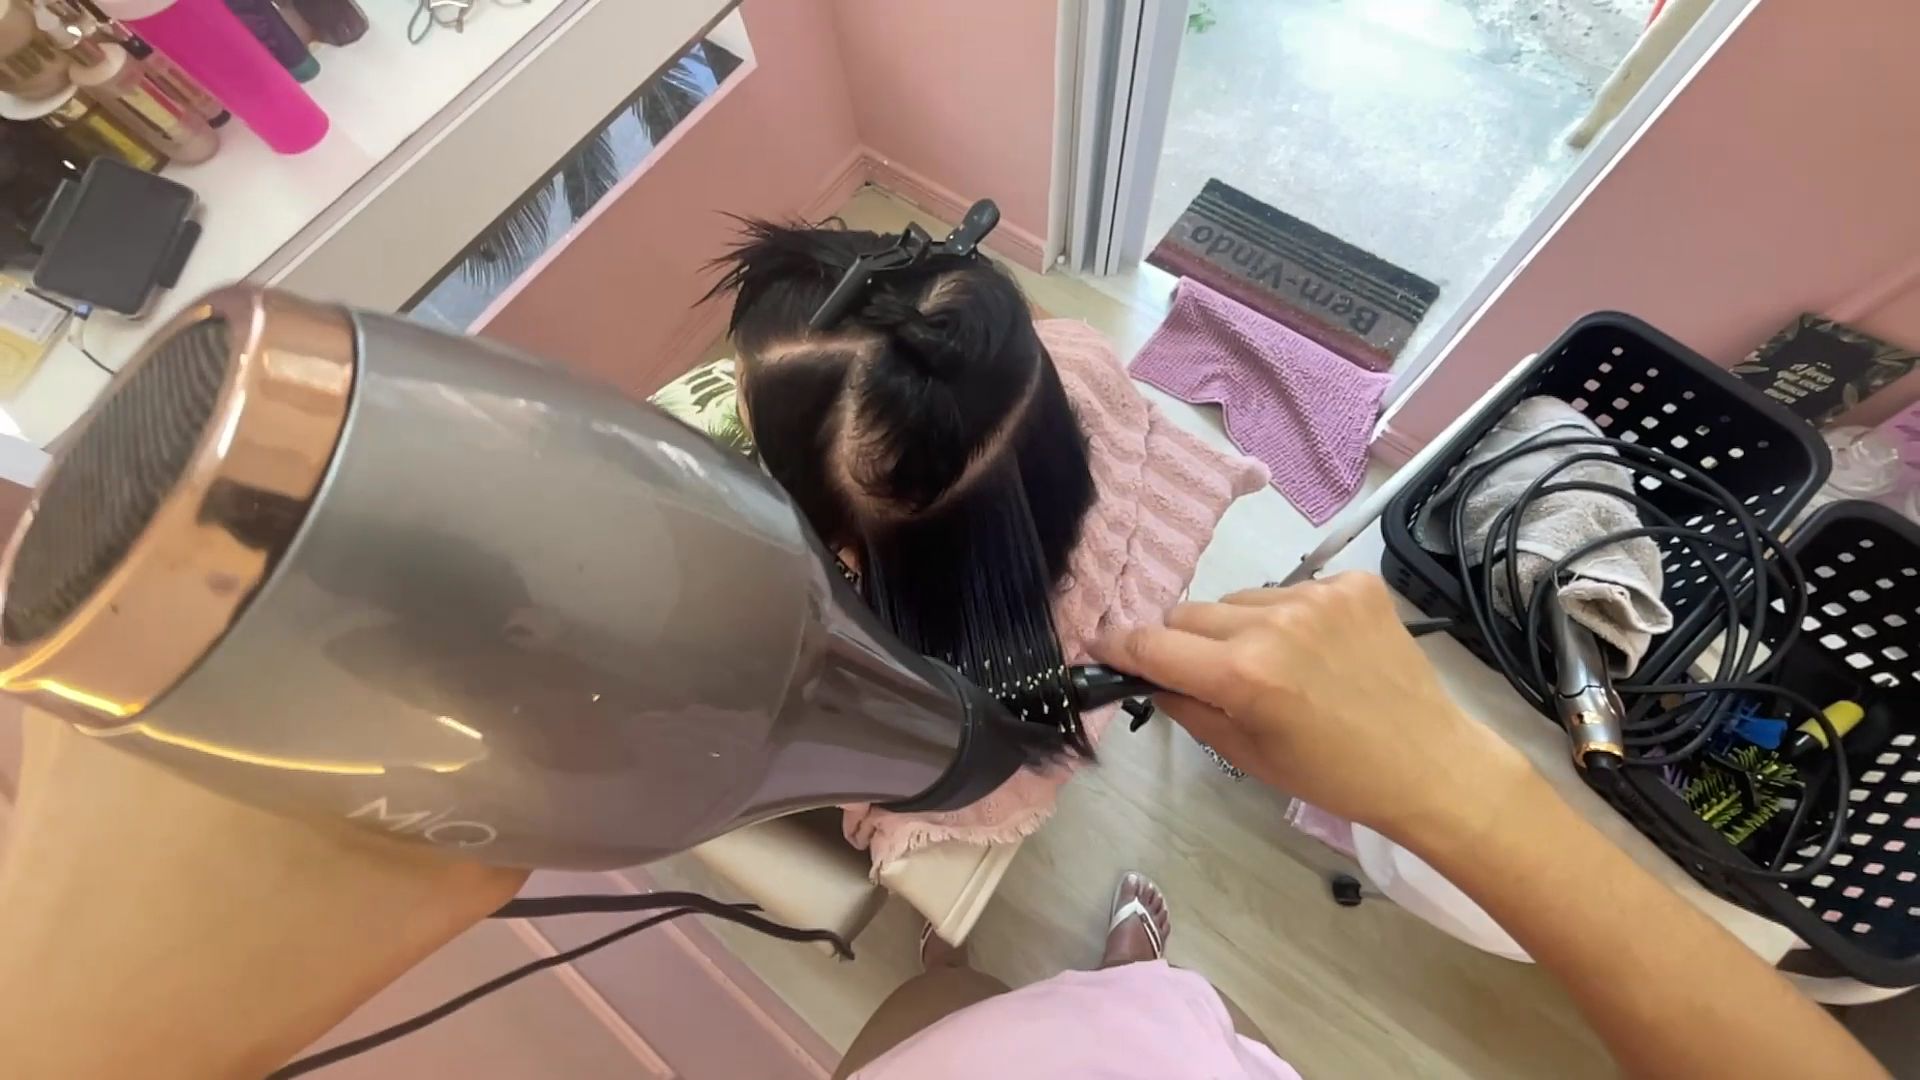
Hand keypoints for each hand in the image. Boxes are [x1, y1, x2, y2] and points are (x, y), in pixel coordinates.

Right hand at [1093, 572, 1531, 842]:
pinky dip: (1285, 617)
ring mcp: (1316, 596)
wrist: (1432, 764)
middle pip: (1187, 615)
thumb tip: (1149, 675)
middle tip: (1209, 673)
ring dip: (1234, 628)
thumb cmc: (1332, 773)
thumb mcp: (1245, 753)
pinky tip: (1316, 647)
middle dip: (1183, 643)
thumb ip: (1185, 706)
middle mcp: (1273, 624)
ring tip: (1274, 662)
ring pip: (1234, 601)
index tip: (1098, 644)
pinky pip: (1286, 590)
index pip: (1153, 645)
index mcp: (1243, 674)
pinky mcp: (1351, 584)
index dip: (1117, 645)